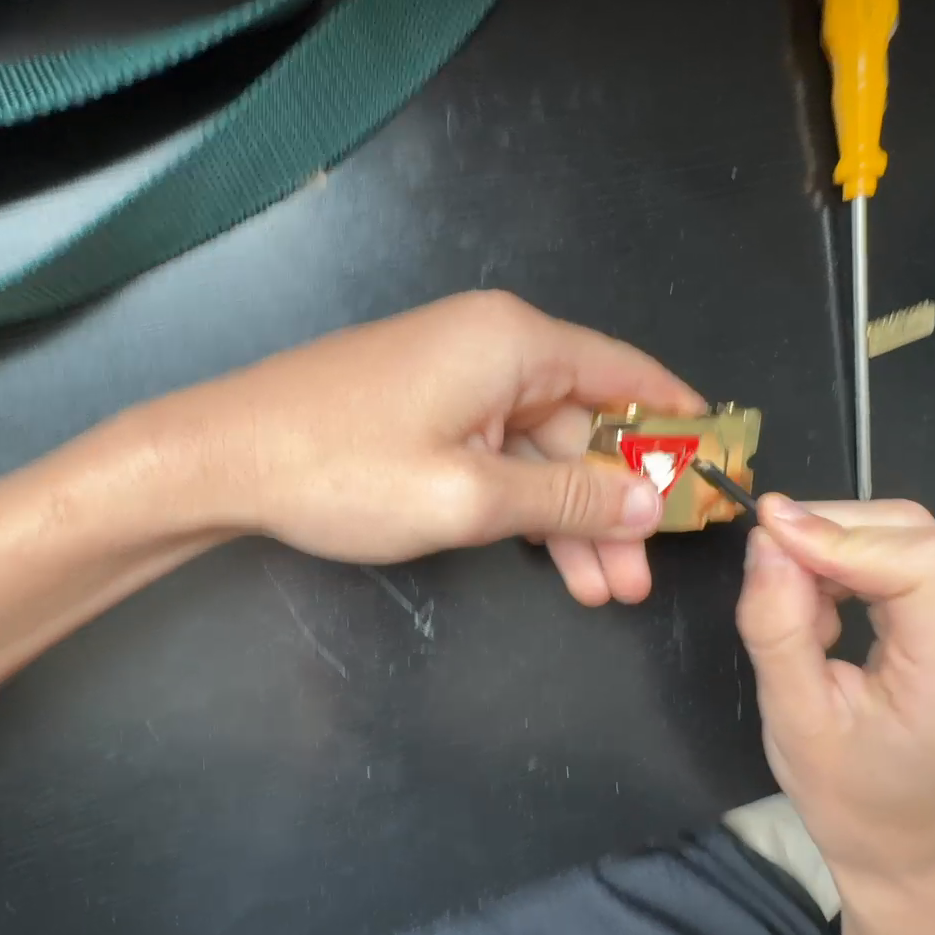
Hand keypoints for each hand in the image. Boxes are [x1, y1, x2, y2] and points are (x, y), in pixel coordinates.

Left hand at [165, 290, 703, 603]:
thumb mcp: (469, 497)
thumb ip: (567, 498)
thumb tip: (652, 503)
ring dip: (568, 516)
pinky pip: (496, 453)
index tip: (713, 473)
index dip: (677, 423)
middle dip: (613, 503)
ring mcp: (456, 378)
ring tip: (600, 591)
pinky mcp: (426, 407)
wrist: (220, 459)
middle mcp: (493, 345)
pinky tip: (546, 557)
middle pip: (583, 425)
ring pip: (539, 449)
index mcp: (515, 343)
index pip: (628, 373)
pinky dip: (521, 503)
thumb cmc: (344, 471)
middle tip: (639, 579)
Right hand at [734, 496, 934, 890]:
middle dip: (835, 533)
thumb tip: (766, 541)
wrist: (900, 850)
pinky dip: (856, 567)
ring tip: (797, 600)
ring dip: (841, 549)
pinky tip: (826, 606)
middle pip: (923, 541)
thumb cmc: (843, 797)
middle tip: (769, 563)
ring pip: (917, 544)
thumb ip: (776, 626)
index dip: (845, 535)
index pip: (928, 564)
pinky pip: (915, 568)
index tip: (769, 530)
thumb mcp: (791, 719)